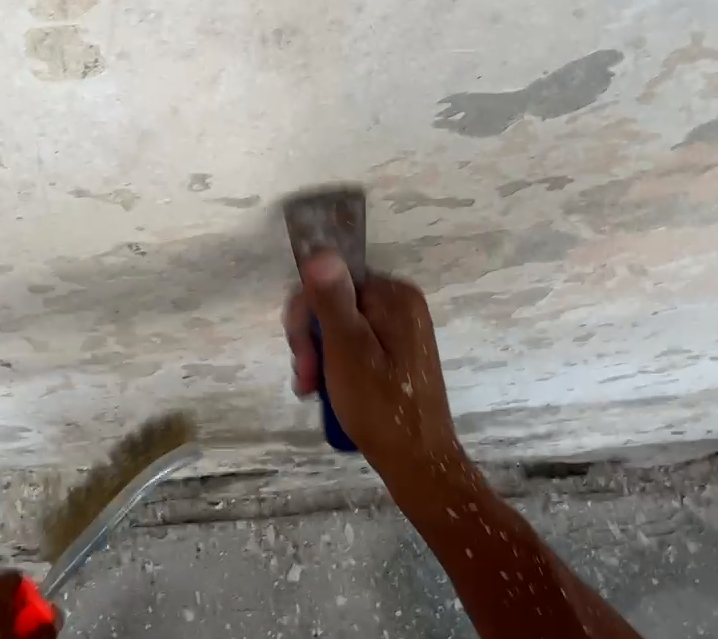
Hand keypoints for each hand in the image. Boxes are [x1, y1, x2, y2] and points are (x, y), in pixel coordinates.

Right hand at [282, 253, 468, 490]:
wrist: (418, 466)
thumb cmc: (381, 408)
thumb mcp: (348, 350)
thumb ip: (332, 300)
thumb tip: (319, 252)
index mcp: (394, 296)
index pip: (331, 282)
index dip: (306, 314)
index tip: (300, 352)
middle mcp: (399, 305)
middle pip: (332, 304)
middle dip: (310, 339)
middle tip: (305, 377)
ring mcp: (398, 330)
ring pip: (336, 327)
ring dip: (317, 355)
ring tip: (311, 388)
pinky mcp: (394, 354)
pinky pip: (351, 345)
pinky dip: (333, 364)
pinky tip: (323, 390)